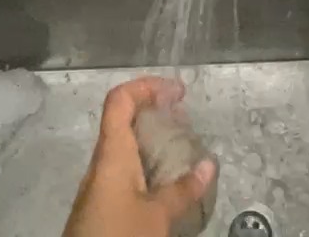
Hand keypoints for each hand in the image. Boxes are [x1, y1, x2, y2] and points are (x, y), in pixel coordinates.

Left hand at [63, 77, 215, 236]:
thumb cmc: (118, 234)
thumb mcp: (157, 215)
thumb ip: (182, 189)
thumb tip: (209, 165)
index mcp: (111, 152)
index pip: (120, 98)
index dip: (146, 85)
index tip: (177, 92)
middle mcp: (101, 161)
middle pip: (123, 119)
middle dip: (155, 112)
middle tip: (184, 119)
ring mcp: (99, 184)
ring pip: (124, 147)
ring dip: (152, 140)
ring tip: (181, 147)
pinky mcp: (101, 206)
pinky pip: (124, 171)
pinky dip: (146, 165)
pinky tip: (165, 181)